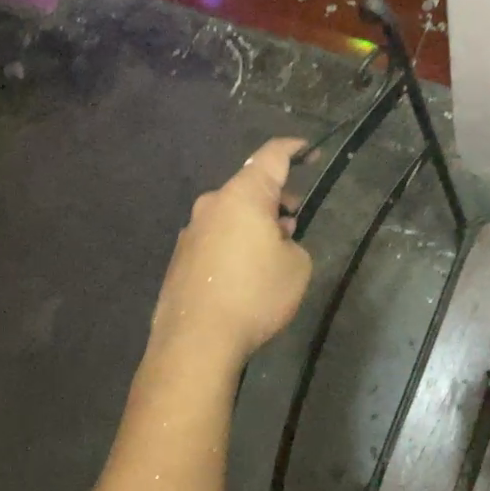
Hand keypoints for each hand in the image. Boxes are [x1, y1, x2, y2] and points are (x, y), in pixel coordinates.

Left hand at [152, 138, 313, 367]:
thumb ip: (293, 243)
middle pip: (250, 187)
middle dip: (276, 198)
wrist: (196, 342)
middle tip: (295, 221)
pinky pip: (216, 238)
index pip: (271, 156)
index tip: (309, 149)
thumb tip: (276, 242)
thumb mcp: (298, 266)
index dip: (294, 148)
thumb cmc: (254, 295)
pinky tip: (246, 275)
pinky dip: (235, 244)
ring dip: (255, 224)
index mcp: (243, 195)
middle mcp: (213, 204)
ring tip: (273, 253)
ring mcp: (192, 231)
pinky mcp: (181, 258)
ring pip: (232, 214)